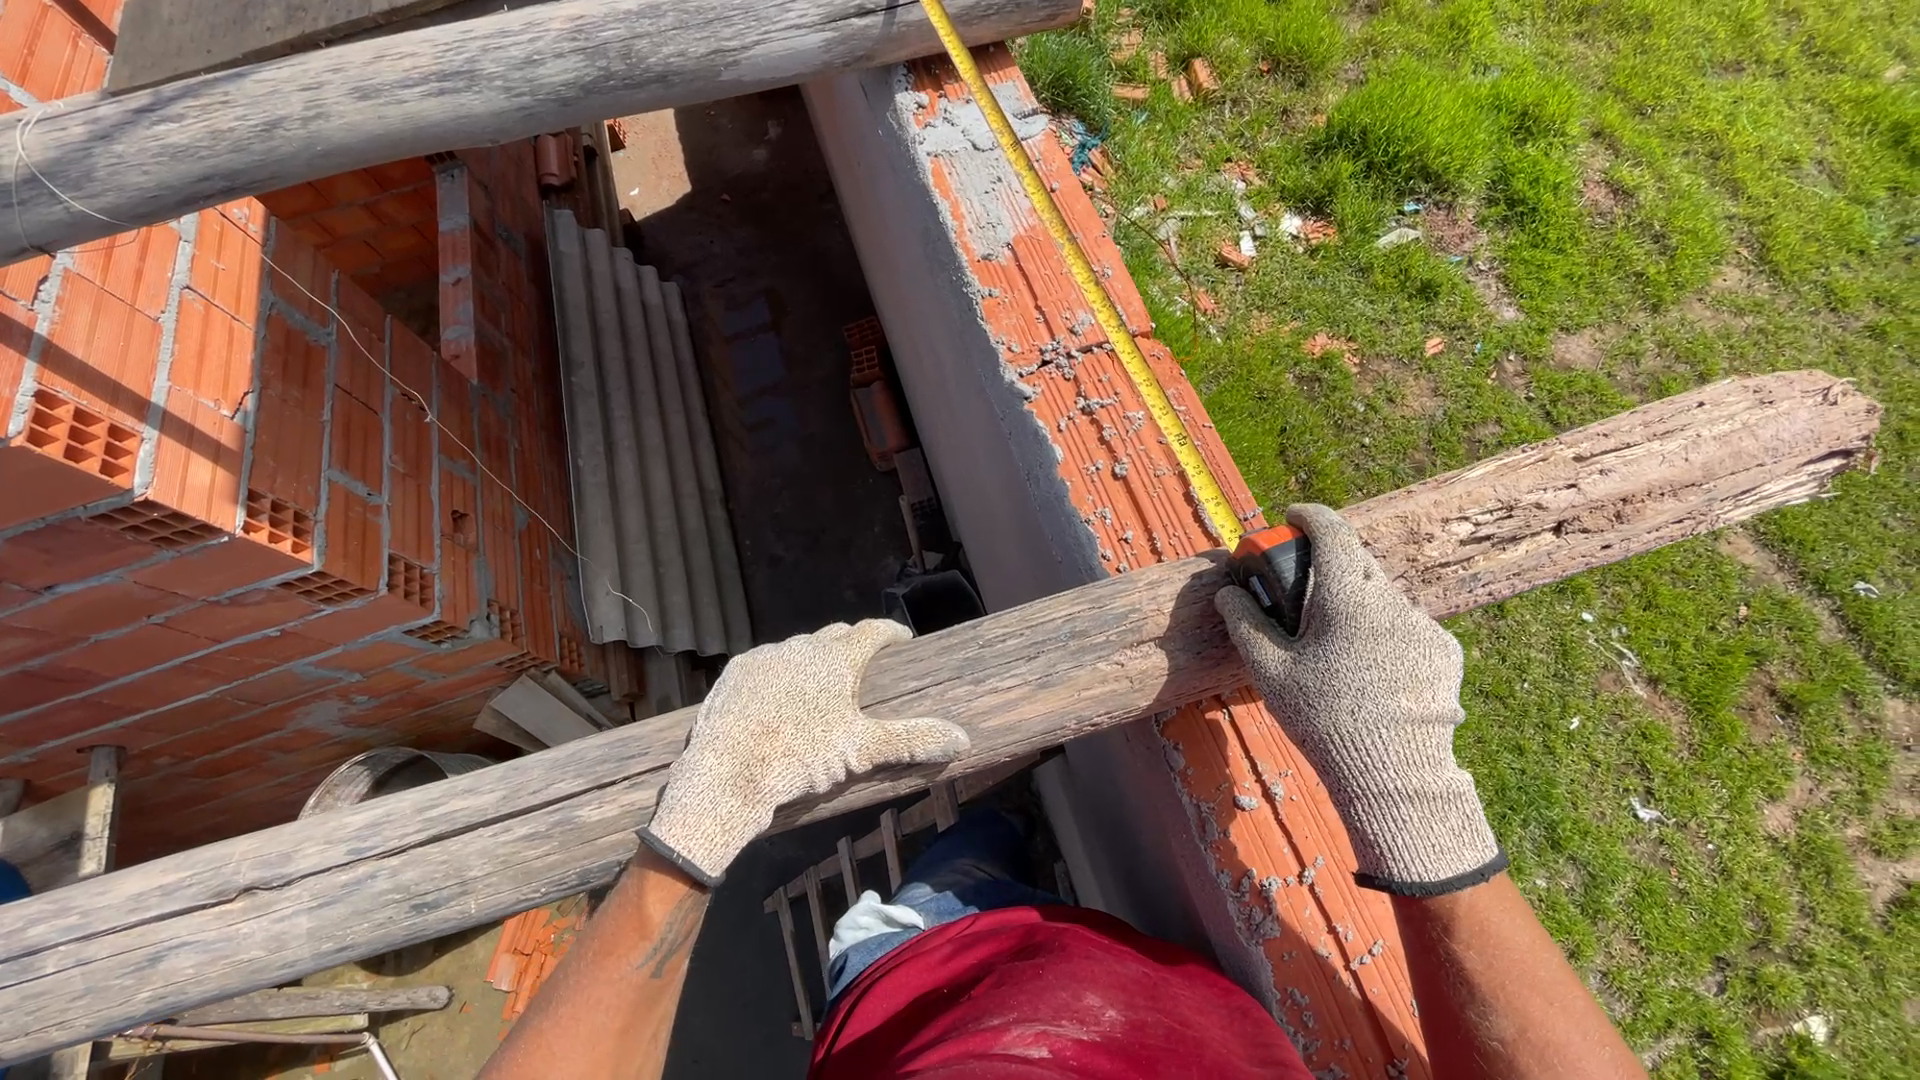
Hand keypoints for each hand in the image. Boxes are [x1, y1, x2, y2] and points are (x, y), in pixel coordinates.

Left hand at [640, 620, 969, 885]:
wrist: (726, 776)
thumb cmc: (801, 758)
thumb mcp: (862, 751)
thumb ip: (913, 740)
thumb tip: (962, 738)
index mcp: (836, 658)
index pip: (873, 631)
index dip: (892, 634)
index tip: (903, 642)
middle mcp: (802, 646)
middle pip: (836, 636)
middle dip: (854, 647)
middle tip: (865, 672)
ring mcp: (765, 656)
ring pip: (800, 650)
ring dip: (815, 663)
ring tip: (822, 691)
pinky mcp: (736, 672)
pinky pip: (768, 665)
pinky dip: (781, 676)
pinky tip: (780, 702)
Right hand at [1215, 504, 1503, 895]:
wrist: (1393, 775)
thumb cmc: (1322, 719)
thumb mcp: (1270, 671)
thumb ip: (1245, 622)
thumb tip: (1228, 592)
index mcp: (1347, 599)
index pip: (1332, 532)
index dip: (1309, 516)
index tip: (1293, 516)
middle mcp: (1392, 602)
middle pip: (1358, 560)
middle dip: (1330, 562)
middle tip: (1303, 585)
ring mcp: (1425, 626)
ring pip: (1383, 595)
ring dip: (1358, 601)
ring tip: (1336, 642)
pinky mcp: (1445, 651)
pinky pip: (1408, 624)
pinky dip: (1385, 630)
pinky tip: (1370, 667)